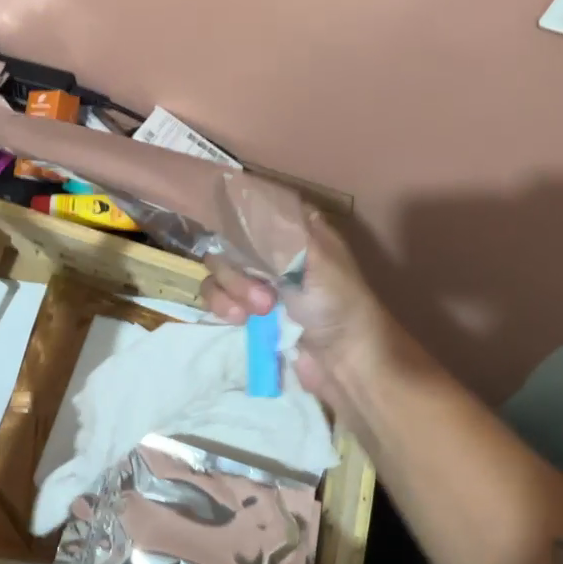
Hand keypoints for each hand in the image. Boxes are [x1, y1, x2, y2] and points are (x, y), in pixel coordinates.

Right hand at [199, 208, 389, 409]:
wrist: (346, 363)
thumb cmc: (337, 303)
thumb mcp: (313, 256)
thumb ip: (276, 229)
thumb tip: (242, 201)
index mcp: (294, 227)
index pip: (253, 205)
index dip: (236, 215)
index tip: (228, 230)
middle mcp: (273, 247)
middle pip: (229, 238)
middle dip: (237, 268)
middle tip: (263, 296)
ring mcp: (259, 278)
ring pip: (219, 267)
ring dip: (230, 289)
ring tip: (254, 313)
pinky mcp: (247, 308)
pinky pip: (217, 295)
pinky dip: (221, 305)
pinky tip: (238, 320)